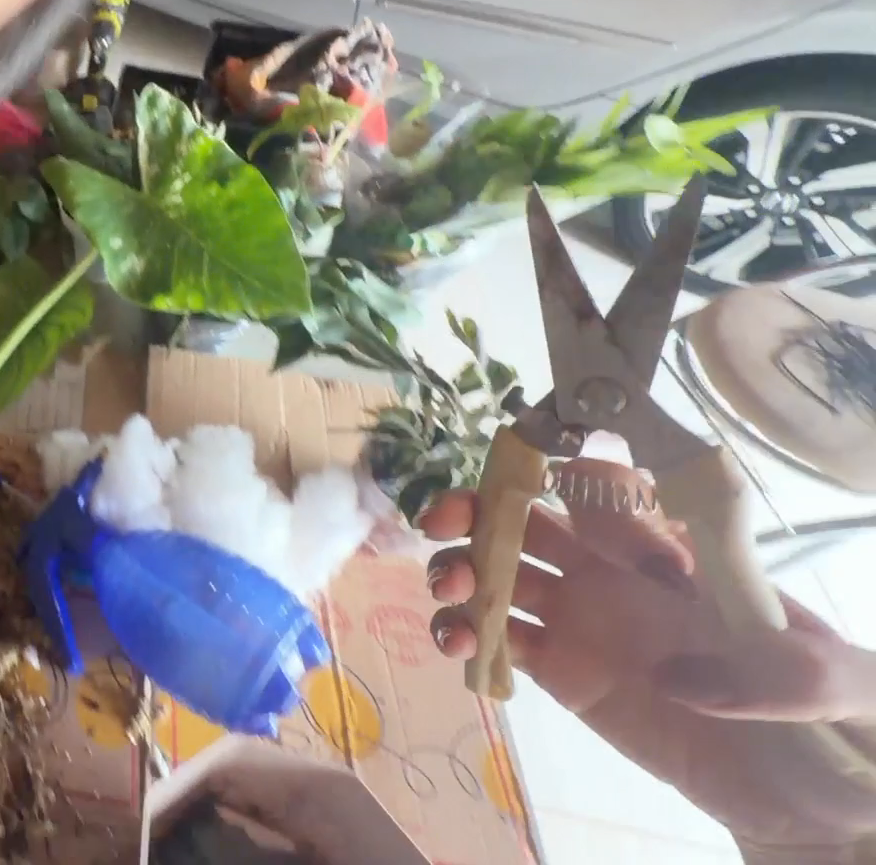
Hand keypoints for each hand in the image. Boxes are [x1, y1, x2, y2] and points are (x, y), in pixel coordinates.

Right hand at [422, 491, 875, 852]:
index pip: (606, 494)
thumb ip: (795, 673)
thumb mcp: (854, 692)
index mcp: (670, 556)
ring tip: (452, 596)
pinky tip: (459, 648)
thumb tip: (682, 676)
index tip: (537, 473)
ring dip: (457, 570)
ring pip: (491, 572)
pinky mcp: (550, 667)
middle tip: (443, 521)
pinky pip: (490, 637)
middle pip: (521, 519)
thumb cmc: (835, 732)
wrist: (803, 804)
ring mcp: (572, 619)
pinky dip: (460, 633)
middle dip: (473, 509)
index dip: (564, 474)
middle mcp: (607, 574)